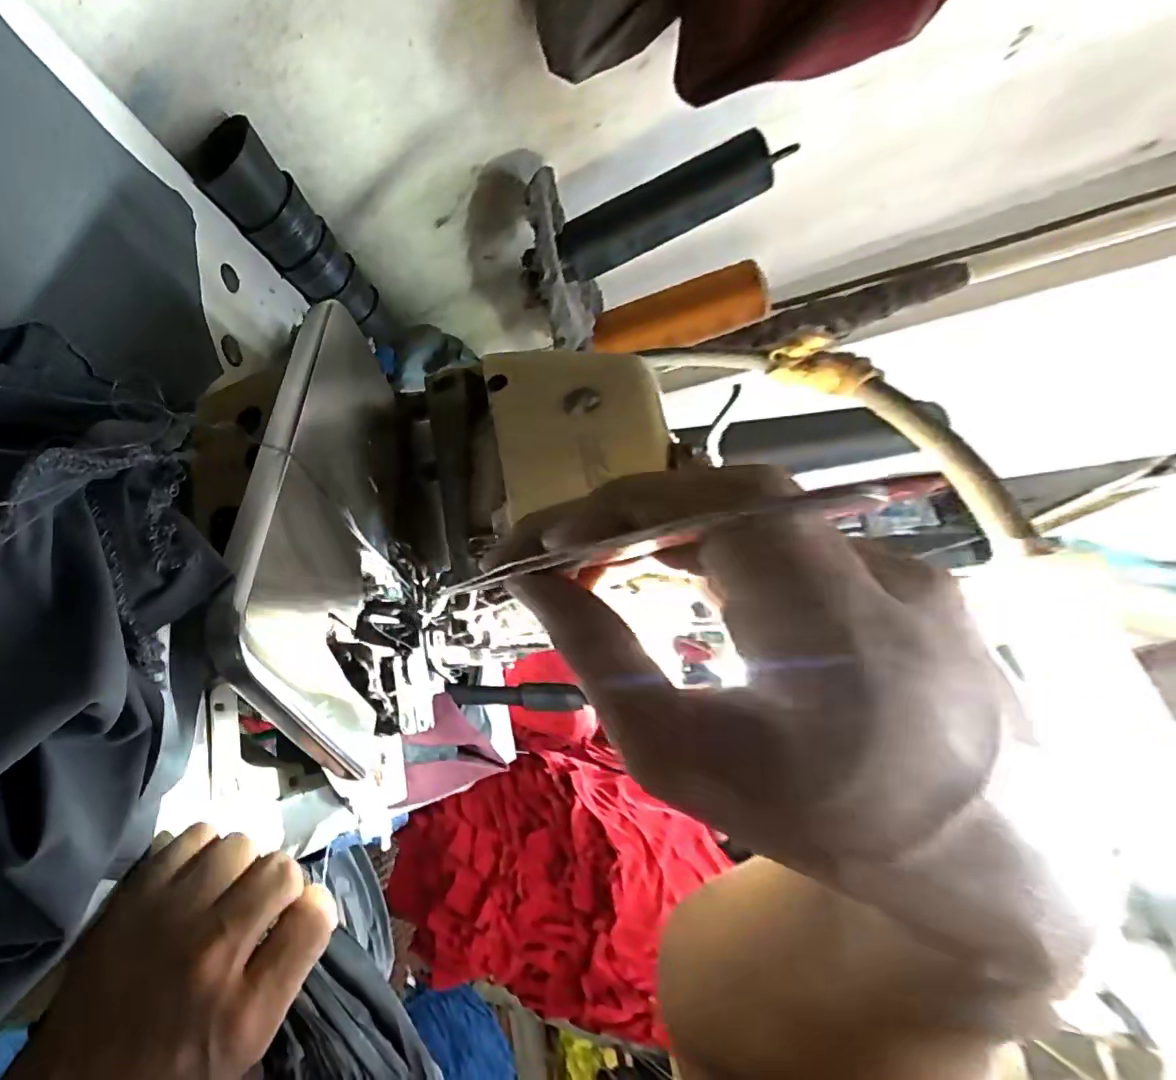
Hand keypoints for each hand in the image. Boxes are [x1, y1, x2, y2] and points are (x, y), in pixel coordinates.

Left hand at [7, 825, 335, 1079]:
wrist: (82, 1068)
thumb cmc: (172, 1065)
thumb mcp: (241, 1048)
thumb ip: (279, 979)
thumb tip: (308, 912)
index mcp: (248, 1008)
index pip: (311, 919)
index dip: (315, 906)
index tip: (303, 910)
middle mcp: (214, 948)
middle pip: (278, 870)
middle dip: (280, 879)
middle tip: (263, 896)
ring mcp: (171, 911)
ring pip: (235, 844)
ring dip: (241, 861)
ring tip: (227, 882)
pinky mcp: (137, 889)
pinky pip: (188, 836)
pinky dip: (200, 848)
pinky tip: (193, 873)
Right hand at [490, 466, 1014, 868]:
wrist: (977, 862)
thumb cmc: (806, 816)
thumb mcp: (671, 751)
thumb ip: (596, 655)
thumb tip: (530, 582)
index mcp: (836, 629)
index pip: (728, 510)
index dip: (628, 509)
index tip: (548, 546)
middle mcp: (885, 579)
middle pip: (731, 497)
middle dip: (623, 513)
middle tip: (550, 554)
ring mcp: (901, 571)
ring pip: (750, 510)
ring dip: (655, 525)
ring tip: (588, 562)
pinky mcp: (895, 577)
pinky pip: (776, 534)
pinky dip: (699, 540)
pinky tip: (661, 569)